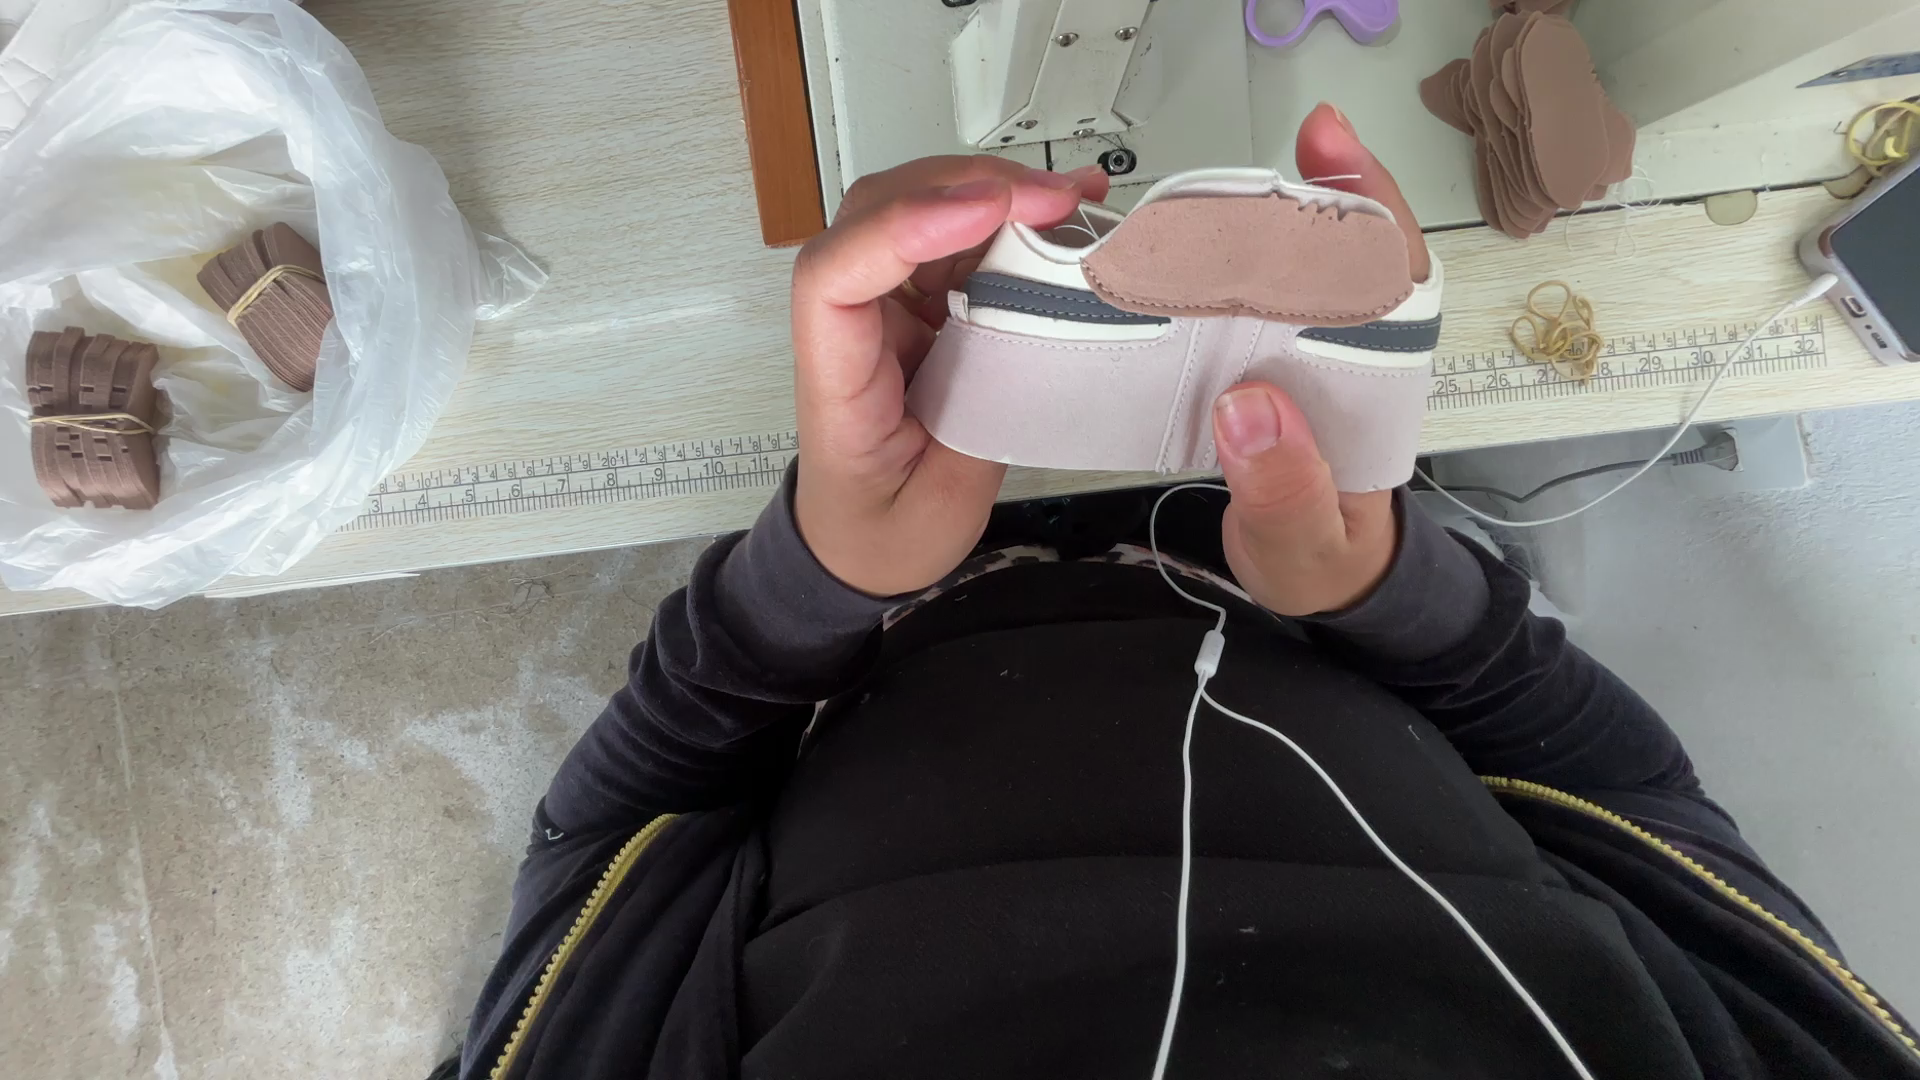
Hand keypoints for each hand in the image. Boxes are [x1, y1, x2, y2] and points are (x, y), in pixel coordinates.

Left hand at [791, 156, 1110, 596]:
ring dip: (995, 194)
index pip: (834, 280)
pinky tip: (1055, 217)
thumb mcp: (943, 502)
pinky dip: (1005, 223)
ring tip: (1073, 198)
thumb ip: (984, 417)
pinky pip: (953, 246)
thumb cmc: (886, 532)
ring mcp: (883, 315)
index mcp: (836, 383)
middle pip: (877, 218)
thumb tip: (1040, 329)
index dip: (902, 229)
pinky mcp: (917, 315)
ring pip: (919, 214)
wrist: (862, 545)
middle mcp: (852, 331)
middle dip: (967, 189)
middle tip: (1056, 198)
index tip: (987, 212)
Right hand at [1215, 104, 1430, 615]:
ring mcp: (1298, 374)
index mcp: (1373, 387)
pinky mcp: (1260, 389)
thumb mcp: (1306, 543)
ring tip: (1178, 221)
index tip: (1325, 148)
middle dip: (1288, 206)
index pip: (1385, 275)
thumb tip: (1246, 403)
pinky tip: (1168, 288)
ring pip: (1282, 291)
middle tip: (1218, 182)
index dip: (1360, 207)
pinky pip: (1240, 330)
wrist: (1319, 587)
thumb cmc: (1324, 565)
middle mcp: (1342, 364)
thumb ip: (1285, 490)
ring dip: (1237, 247)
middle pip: (1330, 262)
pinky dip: (1207, 300)